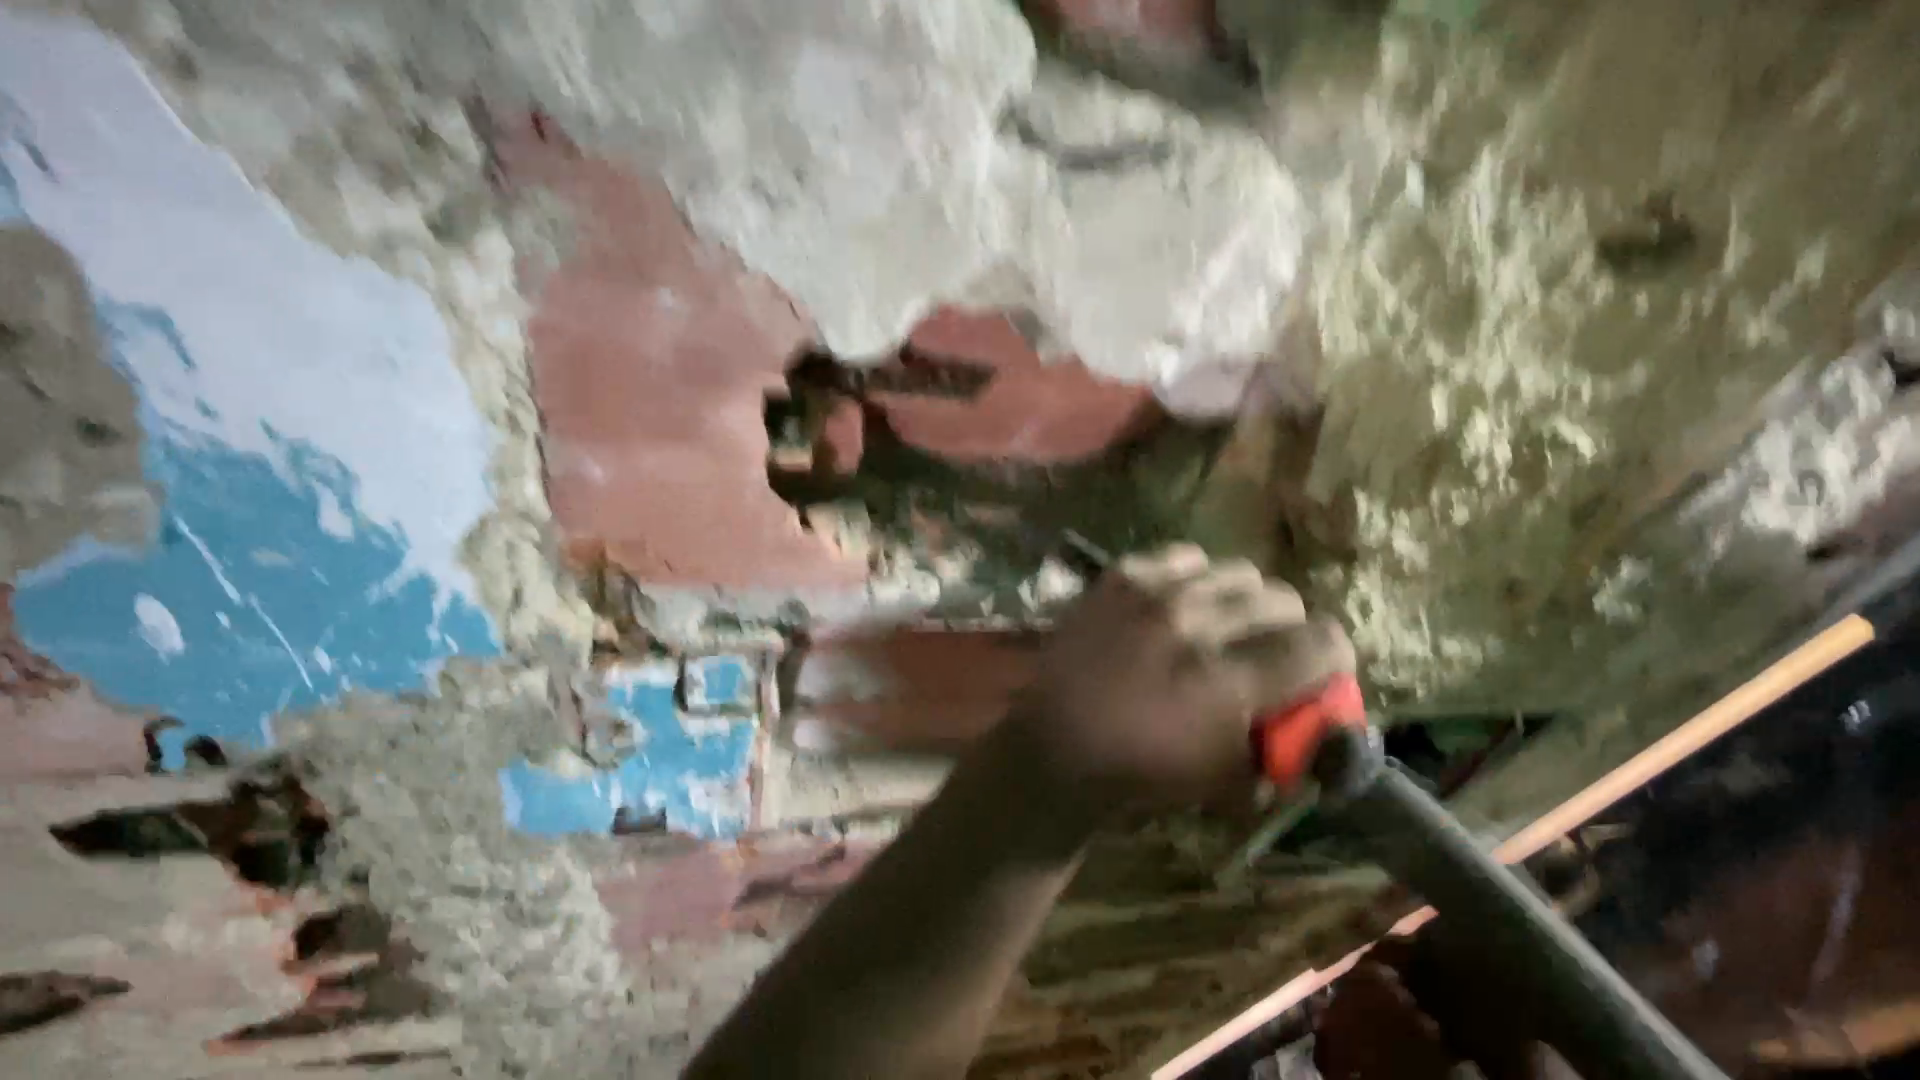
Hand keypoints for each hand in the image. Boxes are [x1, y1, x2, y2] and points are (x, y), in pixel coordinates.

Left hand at [996, 544, 1355, 823]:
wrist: (1054, 745)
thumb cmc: (1140, 774)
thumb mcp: (1227, 780)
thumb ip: (1284, 748)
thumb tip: (1326, 723)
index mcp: (1226, 681)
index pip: (1320, 642)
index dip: (1334, 658)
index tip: (1321, 672)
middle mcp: (1195, 623)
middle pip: (1283, 599)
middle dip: (1289, 630)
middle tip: (1268, 653)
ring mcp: (1154, 592)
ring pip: (1239, 571)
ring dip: (1245, 601)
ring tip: (1225, 626)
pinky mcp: (1121, 576)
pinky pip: (1186, 557)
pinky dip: (1195, 580)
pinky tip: (1182, 606)